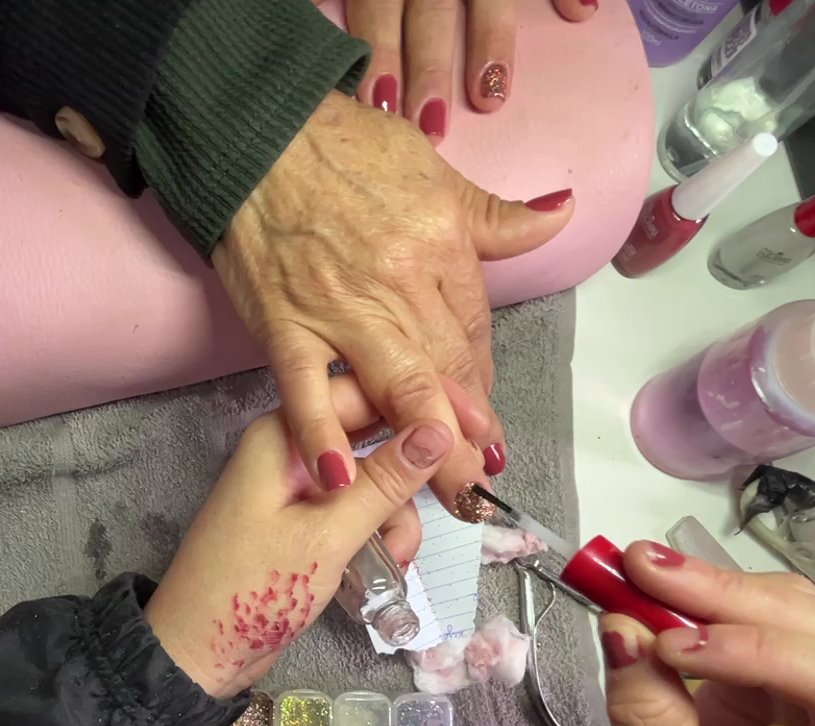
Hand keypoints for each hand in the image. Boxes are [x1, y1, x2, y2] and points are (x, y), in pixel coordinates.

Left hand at [146, 376, 461, 696]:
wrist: (196, 650)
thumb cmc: (253, 588)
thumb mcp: (326, 535)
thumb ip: (385, 482)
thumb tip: (440, 429)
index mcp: (286, 434)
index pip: (368, 394)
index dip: (426, 411)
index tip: (477, 440)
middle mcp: (292, 450)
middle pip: (374, 441)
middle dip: (414, 478)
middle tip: (464, 504)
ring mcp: (297, 489)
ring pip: (370, 484)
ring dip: (394, 520)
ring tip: (396, 563)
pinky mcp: (301, 522)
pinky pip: (353, 514)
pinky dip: (374, 537)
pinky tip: (385, 569)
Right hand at [214, 92, 572, 520]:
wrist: (257, 137)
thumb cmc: (341, 150)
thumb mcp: (432, 170)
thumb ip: (493, 213)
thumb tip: (557, 214)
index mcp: (440, 248)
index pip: (471, 335)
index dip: (480, 390)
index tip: (484, 432)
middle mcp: (399, 287)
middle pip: (445, 375)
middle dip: (466, 438)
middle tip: (479, 491)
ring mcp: (339, 312)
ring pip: (393, 389)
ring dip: (421, 449)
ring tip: (440, 499)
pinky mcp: (285, 327)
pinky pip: (308, 390)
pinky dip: (321, 435)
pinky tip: (338, 478)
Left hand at [339, 0, 598, 133]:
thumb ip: (368, 2)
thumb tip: (337, 50)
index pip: (376, 4)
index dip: (377, 53)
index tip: (378, 106)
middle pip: (430, 3)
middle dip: (427, 65)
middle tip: (430, 124)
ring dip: (489, 40)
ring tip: (490, 98)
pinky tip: (580, 13)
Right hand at [599, 543, 814, 725]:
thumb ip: (649, 720)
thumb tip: (618, 628)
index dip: (763, 651)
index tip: (670, 643)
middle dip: (730, 598)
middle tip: (641, 567)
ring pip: (802, 616)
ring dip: (718, 590)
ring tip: (641, 574)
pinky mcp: (803, 688)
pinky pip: (766, 626)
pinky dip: (709, 605)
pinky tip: (663, 595)